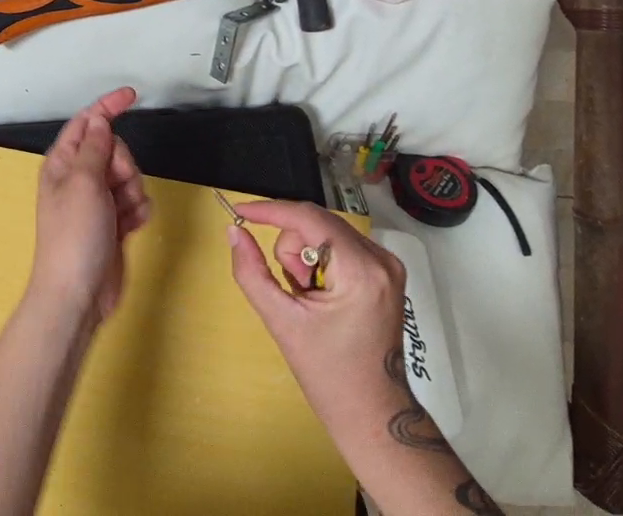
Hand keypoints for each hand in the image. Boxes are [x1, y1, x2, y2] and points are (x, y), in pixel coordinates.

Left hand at [27, 87, 151, 326]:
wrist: (78, 293)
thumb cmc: (74, 235)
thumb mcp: (83, 183)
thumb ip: (94, 147)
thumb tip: (98, 120)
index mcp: (63, 163)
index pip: (86, 123)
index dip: (107, 107)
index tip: (131, 95)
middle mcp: (79, 178)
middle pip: (114, 149)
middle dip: (124, 163)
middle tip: (116, 185)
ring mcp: (97, 201)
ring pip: (130, 175)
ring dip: (133, 190)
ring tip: (121, 213)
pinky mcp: (114, 221)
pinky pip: (136, 201)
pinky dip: (138, 211)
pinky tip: (130, 227)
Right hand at [226, 200, 410, 437]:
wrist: (371, 412)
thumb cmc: (327, 374)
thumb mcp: (281, 321)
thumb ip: (251, 272)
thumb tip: (234, 232)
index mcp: (360, 270)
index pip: (308, 218)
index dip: (270, 210)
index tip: (238, 211)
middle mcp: (381, 258)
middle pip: (316, 222)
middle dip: (291, 249)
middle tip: (293, 290)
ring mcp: (388, 263)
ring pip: (326, 231)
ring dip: (304, 256)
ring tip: (307, 297)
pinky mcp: (386, 271)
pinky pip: (340, 244)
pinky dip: (320, 260)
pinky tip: (320, 293)